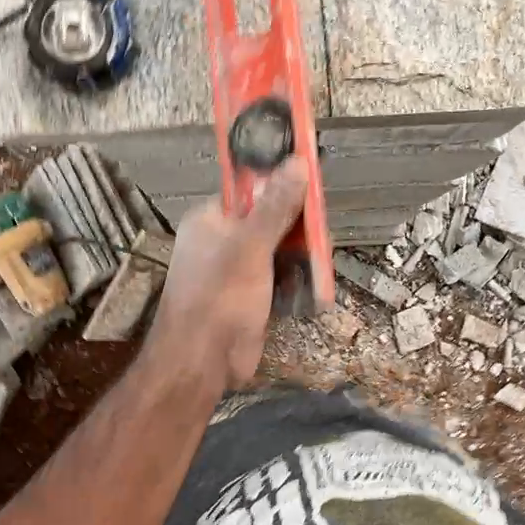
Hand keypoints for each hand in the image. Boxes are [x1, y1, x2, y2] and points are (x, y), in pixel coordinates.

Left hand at [146, 159, 308, 388]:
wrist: (203, 362)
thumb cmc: (219, 298)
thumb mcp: (251, 246)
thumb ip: (276, 206)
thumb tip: (298, 162)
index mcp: (211, 220)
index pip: (251, 191)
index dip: (281, 187)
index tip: (312, 188)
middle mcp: (222, 242)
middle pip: (270, 221)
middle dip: (298, 229)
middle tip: (321, 236)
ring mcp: (236, 271)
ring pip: (279, 252)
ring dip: (302, 258)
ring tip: (320, 265)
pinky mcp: (251, 297)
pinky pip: (280, 279)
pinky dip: (296, 282)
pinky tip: (314, 288)